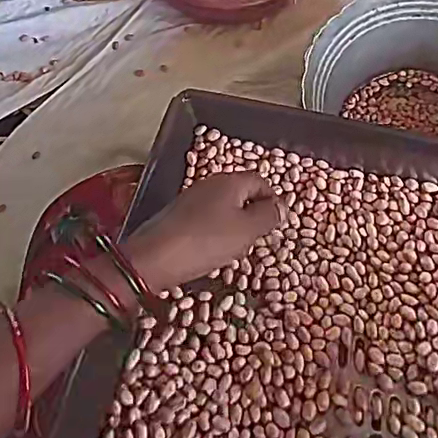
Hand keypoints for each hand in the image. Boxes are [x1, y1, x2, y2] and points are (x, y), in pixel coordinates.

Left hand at [122, 171, 283, 291]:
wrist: (155, 257)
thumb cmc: (207, 241)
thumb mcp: (247, 230)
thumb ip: (267, 215)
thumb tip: (281, 205)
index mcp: (229, 181)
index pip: (260, 180)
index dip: (272, 199)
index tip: (278, 221)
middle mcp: (209, 183)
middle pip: (241, 192)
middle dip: (254, 212)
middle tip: (260, 237)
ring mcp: (191, 198)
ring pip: (223, 206)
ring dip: (235, 224)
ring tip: (238, 247)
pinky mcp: (179, 215)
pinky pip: (207, 218)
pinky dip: (216, 231)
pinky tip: (214, 250)